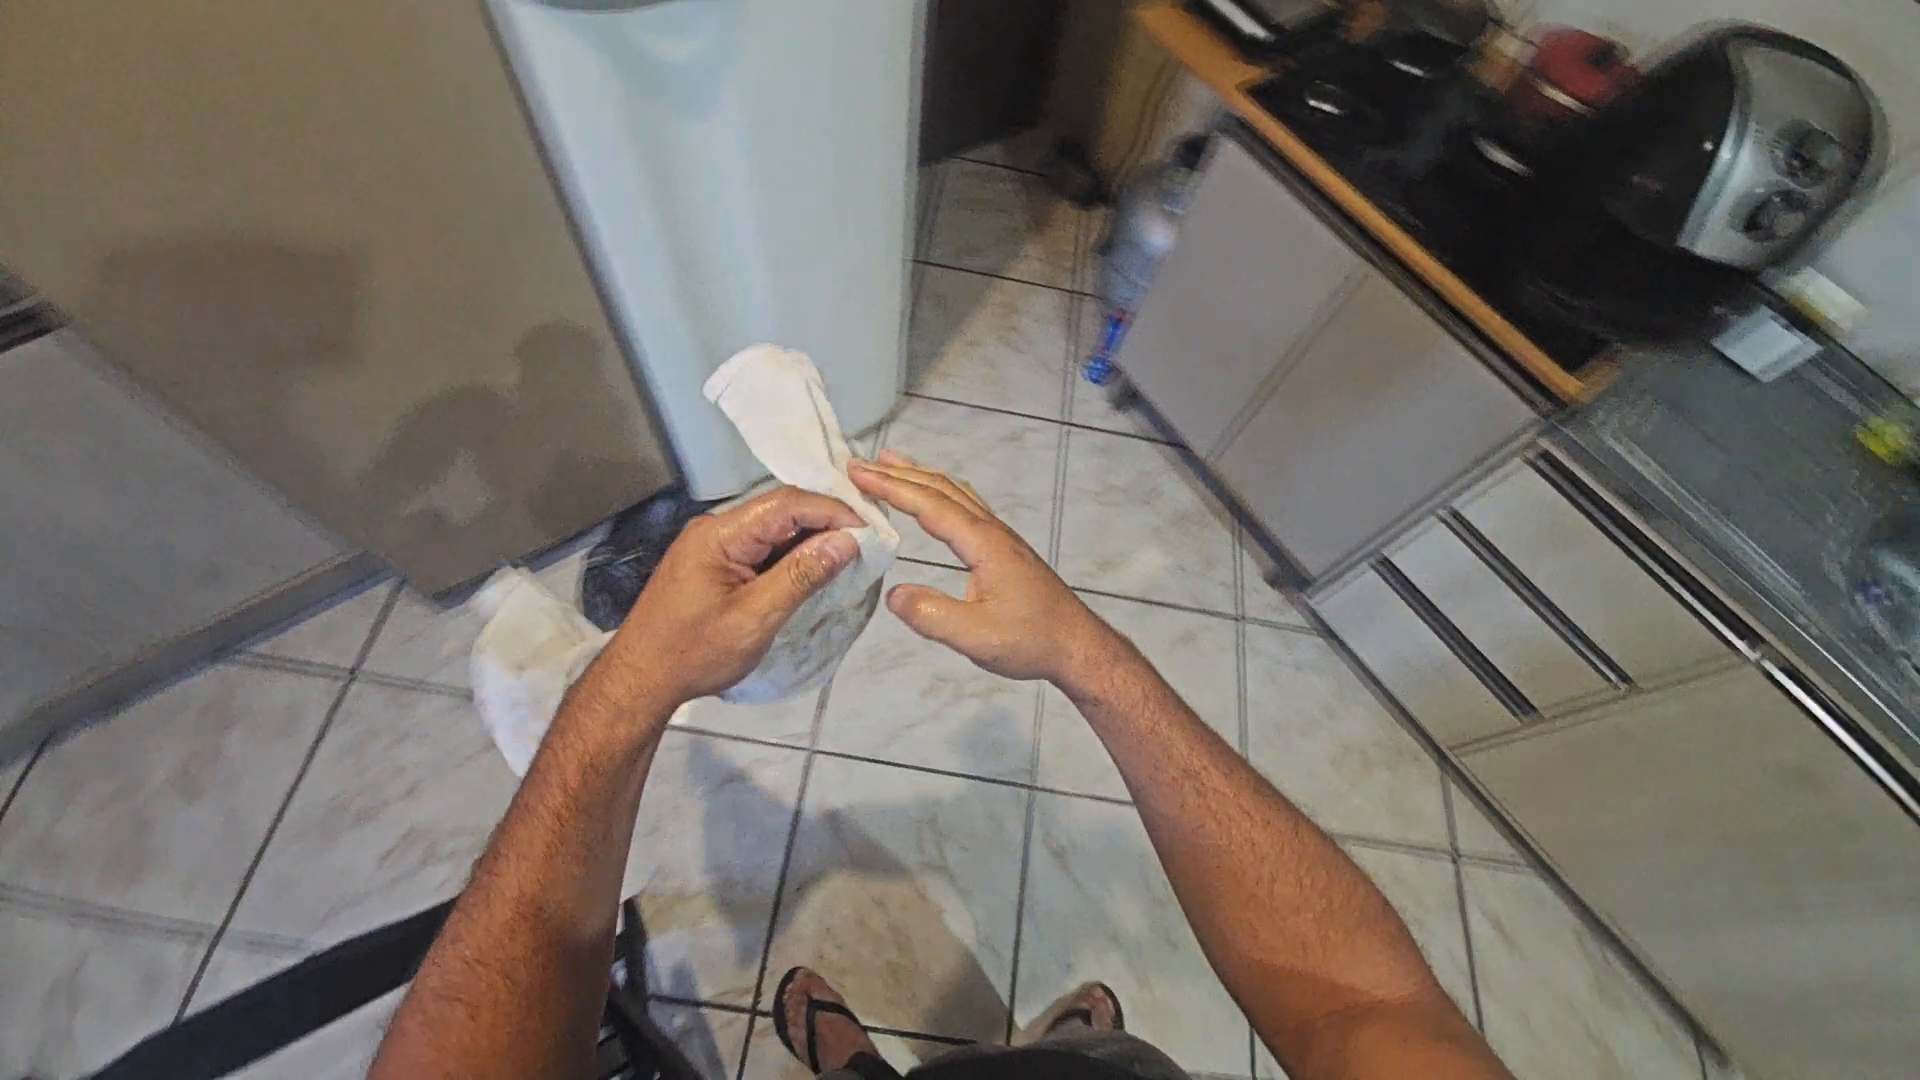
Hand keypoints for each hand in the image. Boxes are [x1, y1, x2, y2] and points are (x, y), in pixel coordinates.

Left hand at [604, 486, 864, 708]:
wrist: (641, 681)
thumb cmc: (694, 653)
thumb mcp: (754, 618)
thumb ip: (801, 576)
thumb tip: (847, 541)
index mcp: (720, 534)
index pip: (787, 504)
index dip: (832, 511)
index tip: (869, 531)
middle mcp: (717, 529)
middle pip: (782, 511)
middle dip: (826, 521)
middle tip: (867, 542)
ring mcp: (714, 546)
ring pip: (775, 529)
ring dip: (812, 538)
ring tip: (850, 555)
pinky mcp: (717, 564)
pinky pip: (763, 547)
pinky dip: (793, 555)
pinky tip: (816, 568)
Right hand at [849, 451, 1115, 683]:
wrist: (1078, 645)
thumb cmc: (1030, 641)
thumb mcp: (975, 636)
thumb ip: (930, 615)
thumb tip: (892, 594)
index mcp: (983, 543)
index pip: (930, 505)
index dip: (892, 487)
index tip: (859, 473)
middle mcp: (992, 531)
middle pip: (942, 489)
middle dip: (900, 474)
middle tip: (862, 462)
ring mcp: (1001, 538)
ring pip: (957, 494)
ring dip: (922, 477)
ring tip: (892, 465)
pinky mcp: (1005, 550)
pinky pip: (967, 506)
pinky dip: (940, 493)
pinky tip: (936, 500)